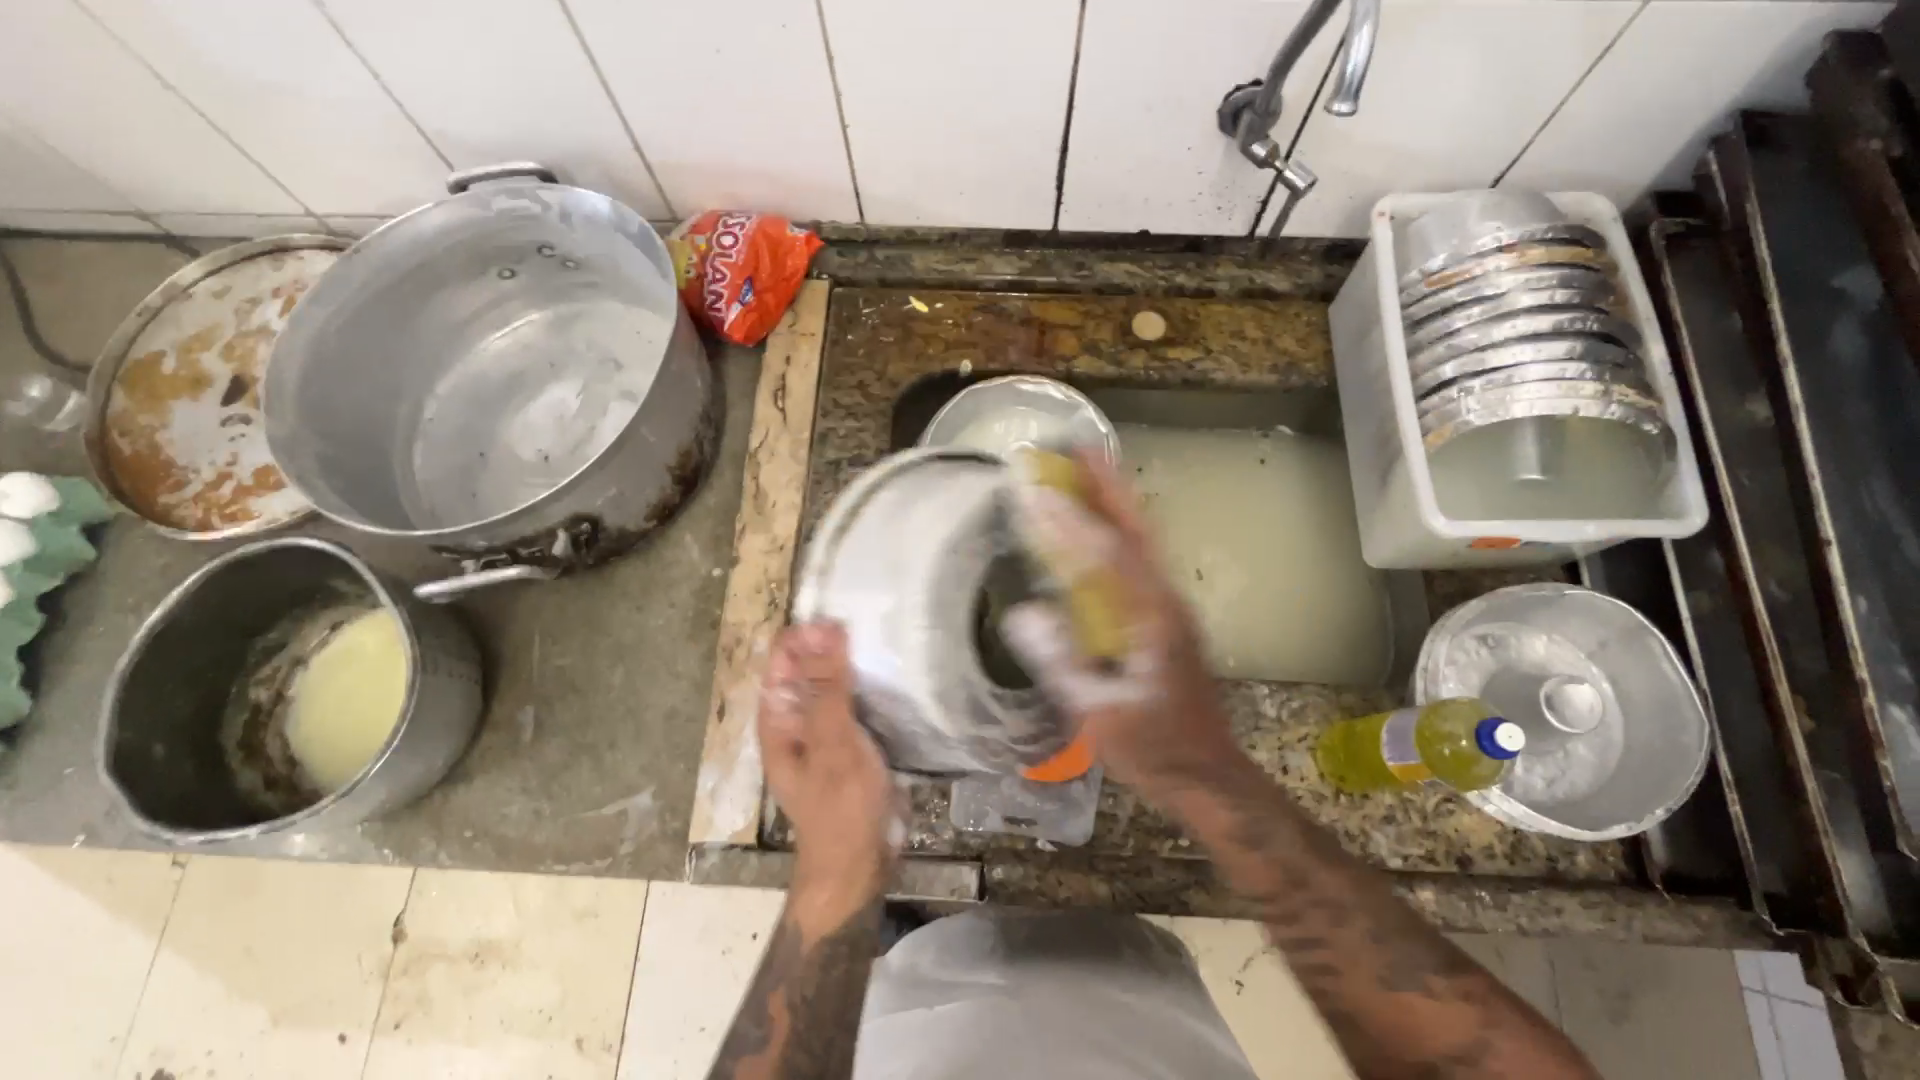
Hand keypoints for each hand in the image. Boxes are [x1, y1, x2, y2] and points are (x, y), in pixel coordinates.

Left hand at [758, 621, 900, 908]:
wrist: (860, 864)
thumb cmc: (840, 806)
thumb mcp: (832, 742)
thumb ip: (827, 687)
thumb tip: (824, 629)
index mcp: (779, 718)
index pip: (783, 658)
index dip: (807, 635)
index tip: (845, 621)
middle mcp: (797, 721)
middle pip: (808, 668)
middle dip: (832, 644)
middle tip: (872, 622)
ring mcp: (825, 734)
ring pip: (834, 686)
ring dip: (854, 665)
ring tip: (888, 642)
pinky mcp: (852, 746)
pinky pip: (856, 706)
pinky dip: (870, 689)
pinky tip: (897, 679)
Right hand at [1002, 451, 1251, 807]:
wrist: (1210, 776)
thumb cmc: (1155, 749)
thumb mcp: (1101, 715)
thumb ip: (1063, 664)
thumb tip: (1022, 614)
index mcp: (1151, 620)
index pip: (1108, 556)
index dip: (1071, 521)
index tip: (1037, 489)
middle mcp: (1166, 603)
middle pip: (1137, 531)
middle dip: (1109, 487)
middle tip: (1081, 448)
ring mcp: (1171, 611)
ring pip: (1143, 543)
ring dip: (1117, 504)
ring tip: (1090, 472)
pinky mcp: (1167, 623)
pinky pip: (1140, 563)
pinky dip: (1120, 534)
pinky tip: (1100, 532)